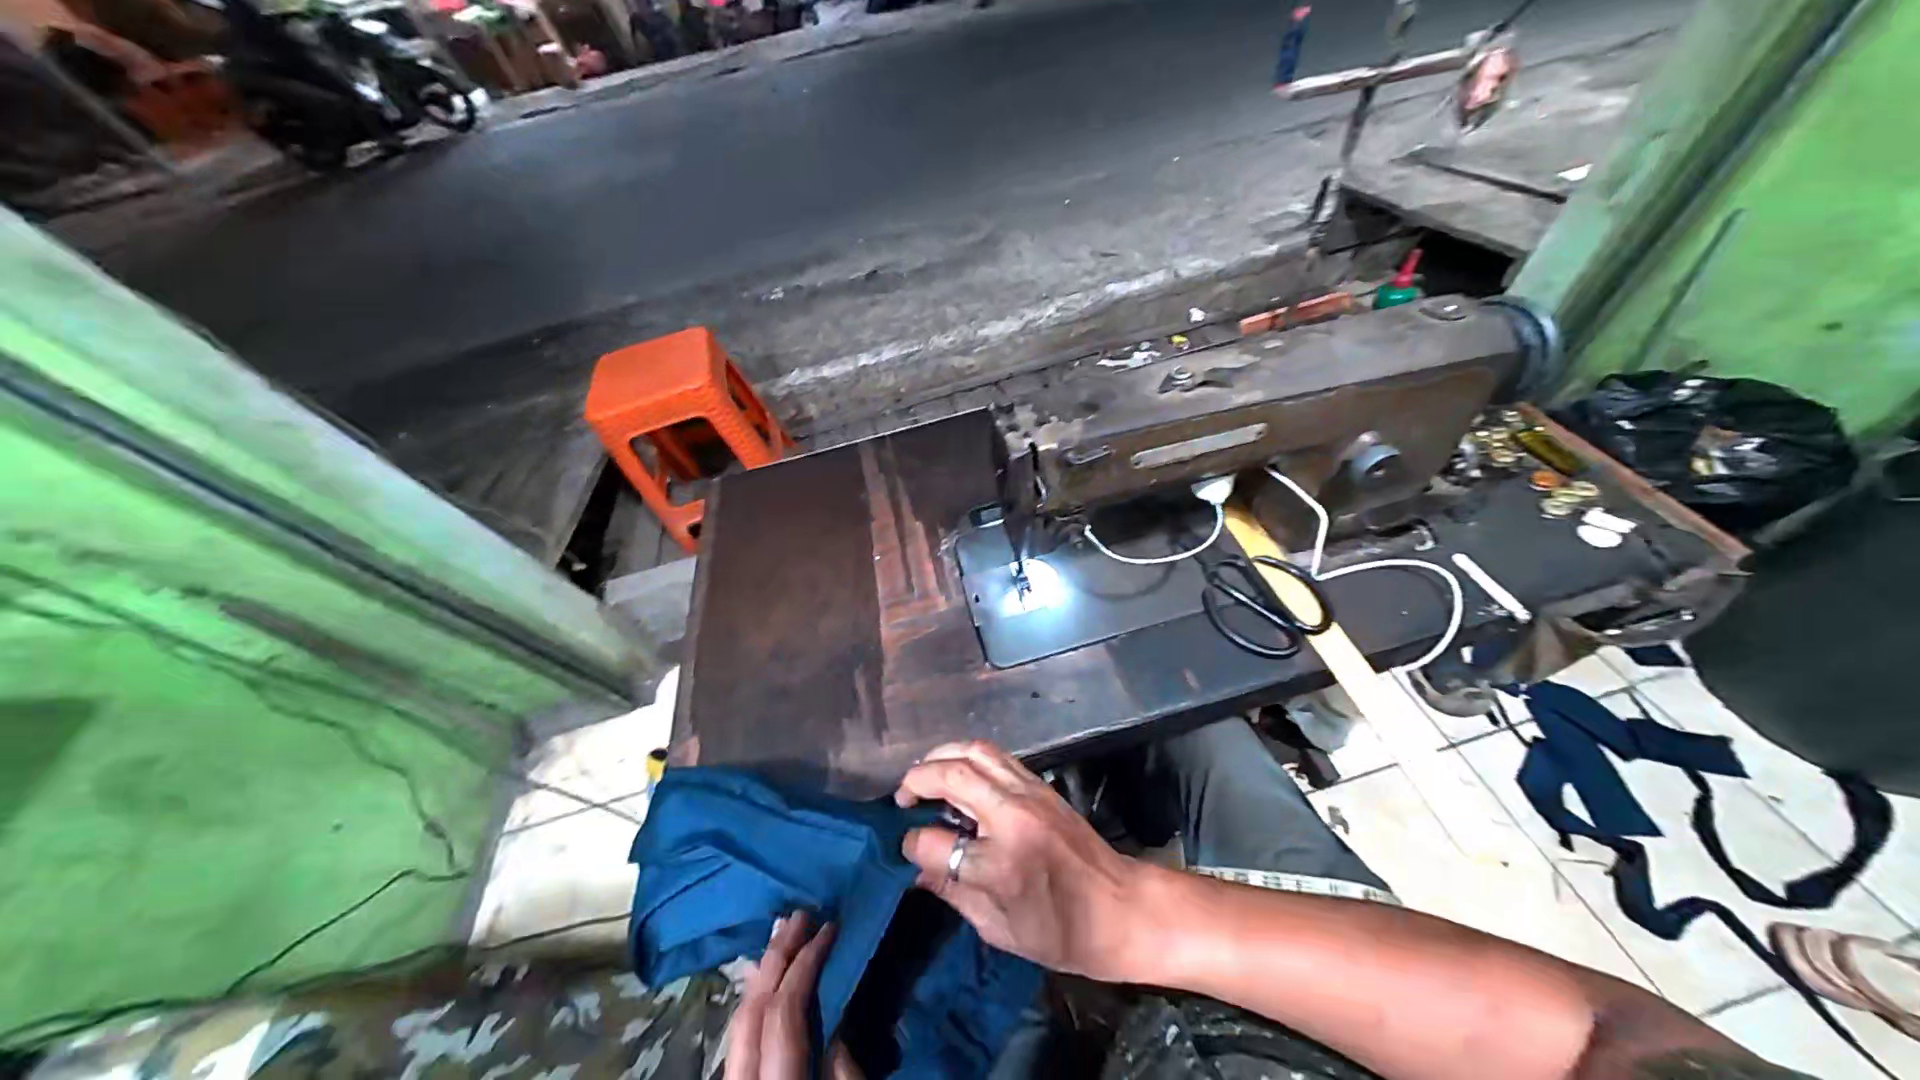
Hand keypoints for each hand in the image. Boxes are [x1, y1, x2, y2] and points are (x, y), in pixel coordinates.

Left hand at [725, 911, 862, 1079]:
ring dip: (765, 971)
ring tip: (784, 933)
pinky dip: (757, 996)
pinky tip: (768, 975)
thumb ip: (843, 1073)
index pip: (784, 1011)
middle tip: (802, 915)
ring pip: (740, 1017)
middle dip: (778, 955)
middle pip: (754, 1008)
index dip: (806, 964)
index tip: (829, 928)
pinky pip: (740, 1031)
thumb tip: (837, 1028)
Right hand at [895, 741, 1153, 980]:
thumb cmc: (1063, 933)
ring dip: (942, 757)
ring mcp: (1030, 793)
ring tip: (926, 777)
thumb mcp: (999, 929)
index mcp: (1000, 863)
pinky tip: (960, 776)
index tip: (906, 850)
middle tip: (903, 798)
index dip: (911, 846)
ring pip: (976, 750)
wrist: (1124, 908)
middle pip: (951, 774)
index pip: (934, 841)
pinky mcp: (1042, 785)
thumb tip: (914, 868)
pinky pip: (997, 756)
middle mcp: (1012, 816)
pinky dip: (970, 757)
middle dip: (917, 779)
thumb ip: (952, 891)